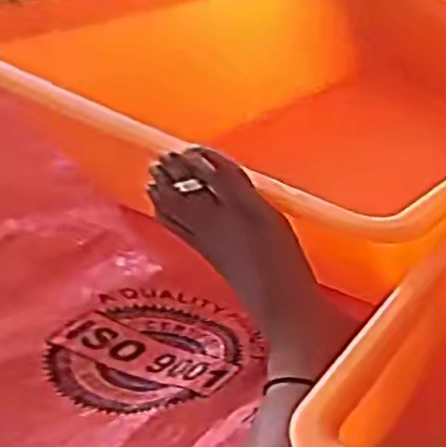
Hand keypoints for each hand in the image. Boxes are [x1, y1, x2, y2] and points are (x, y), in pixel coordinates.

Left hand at [147, 147, 292, 247]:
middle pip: (177, 183)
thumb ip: (228, 180)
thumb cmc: (274, 253)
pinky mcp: (206, 251)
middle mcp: (194, 215)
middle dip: (177, 168)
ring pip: (170, 202)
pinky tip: (169, 206)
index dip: (198, 155)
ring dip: (168, 186)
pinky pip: (174, 222)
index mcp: (209, 201)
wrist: (277, 297)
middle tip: (182, 157)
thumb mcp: (258, 209)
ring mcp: (198, 234)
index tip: (203, 149)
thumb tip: (200, 155)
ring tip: (169, 175)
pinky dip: (167, 209)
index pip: (195, 167)